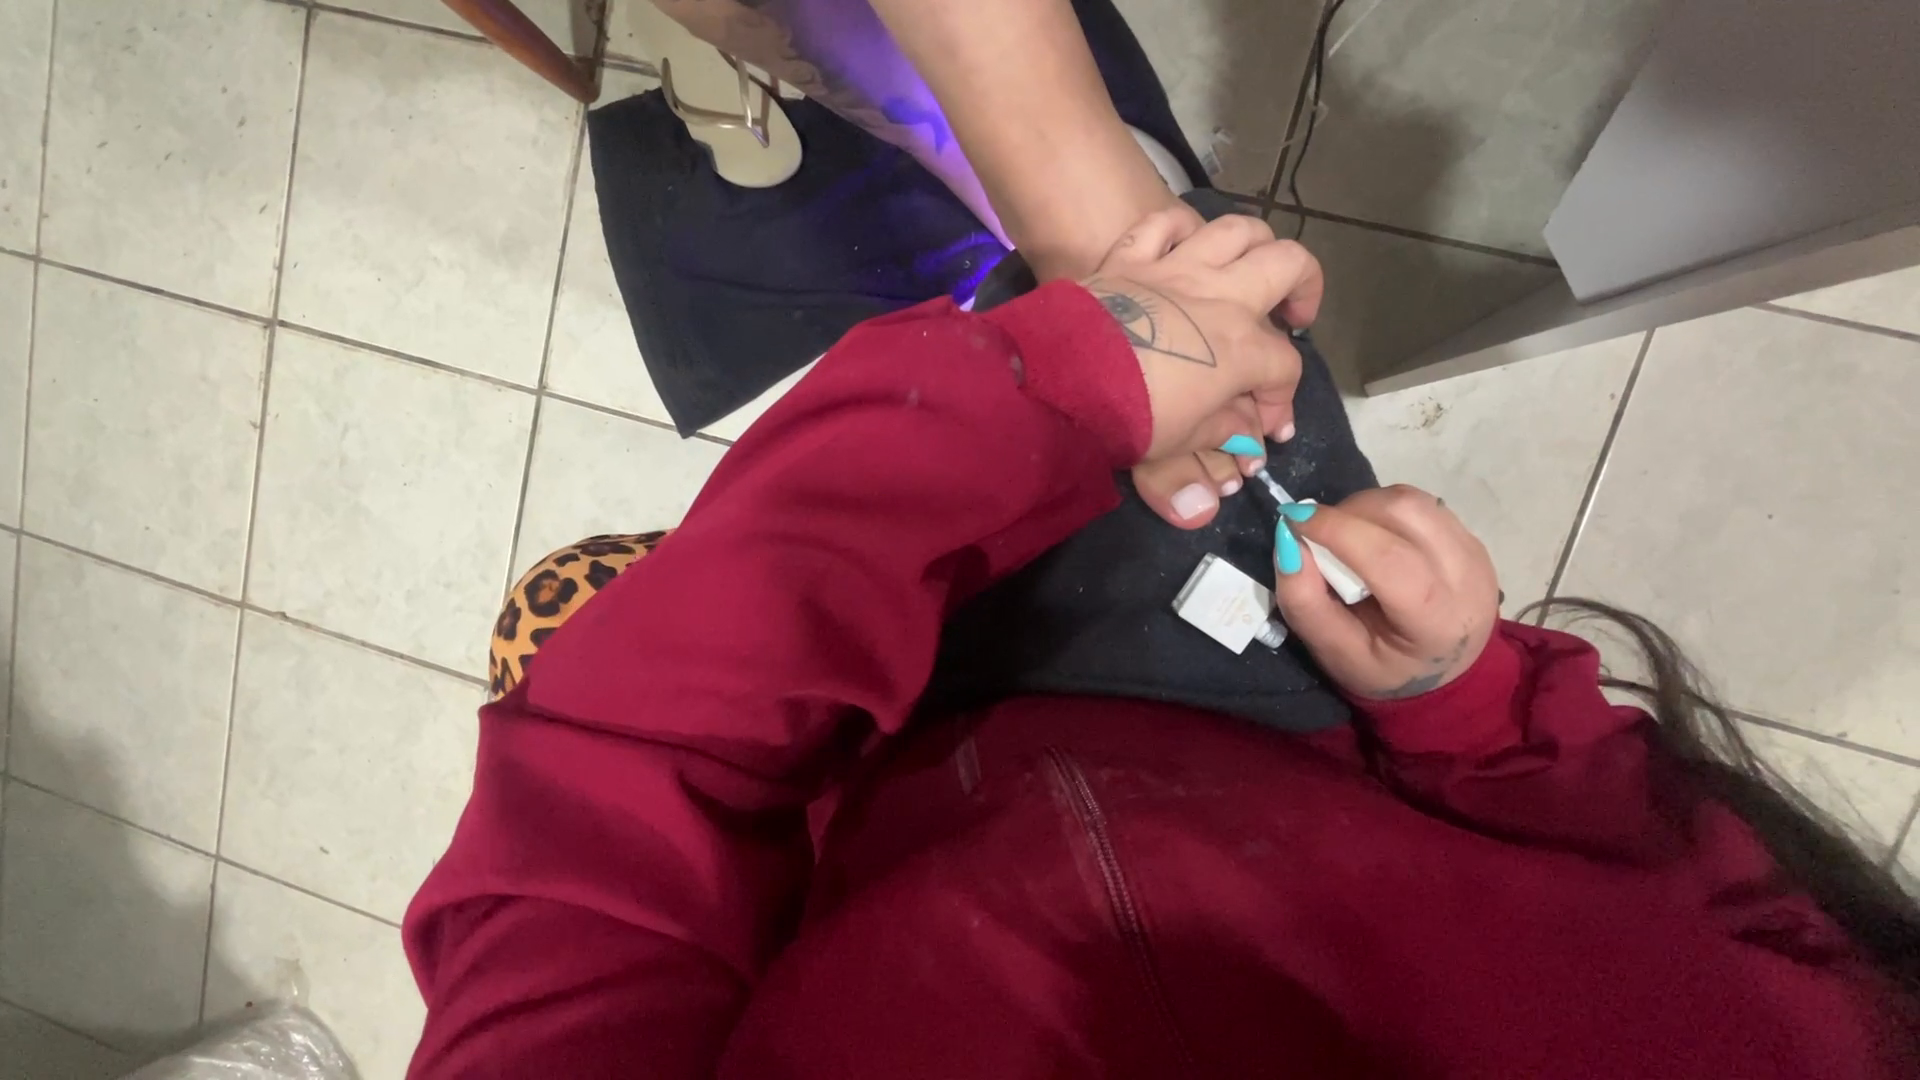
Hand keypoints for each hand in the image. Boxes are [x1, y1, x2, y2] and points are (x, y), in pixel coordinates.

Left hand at [1079, 208, 1322, 462]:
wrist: (1059, 386)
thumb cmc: (1127, 419)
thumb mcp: (1181, 442)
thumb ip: (1222, 436)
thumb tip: (1247, 448)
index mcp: (1239, 349)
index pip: (1283, 367)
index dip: (1282, 401)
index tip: (1268, 430)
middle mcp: (1220, 296)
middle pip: (1288, 265)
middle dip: (1305, 287)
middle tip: (1294, 316)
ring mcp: (1174, 268)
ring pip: (1236, 230)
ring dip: (1256, 245)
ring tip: (1253, 270)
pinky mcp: (1129, 257)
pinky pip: (1164, 224)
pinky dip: (1179, 229)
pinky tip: (1185, 246)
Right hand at [1269, 486, 1499, 700]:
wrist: (1439, 675)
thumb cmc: (1378, 666)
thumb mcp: (1330, 650)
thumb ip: (1304, 601)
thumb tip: (1288, 541)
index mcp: (1436, 622)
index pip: (1389, 559)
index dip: (1337, 530)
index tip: (1291, 520)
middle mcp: (1468, 580)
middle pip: (1405, 514)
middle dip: (1348, 512)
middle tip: (1318, 533)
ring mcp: (1476, 556)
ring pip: (1413, 501)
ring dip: (1365, 506)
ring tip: (1344, 533)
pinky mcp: (1472, 541)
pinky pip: (1422, 505)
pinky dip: (1383, 510)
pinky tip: (1372, 535)